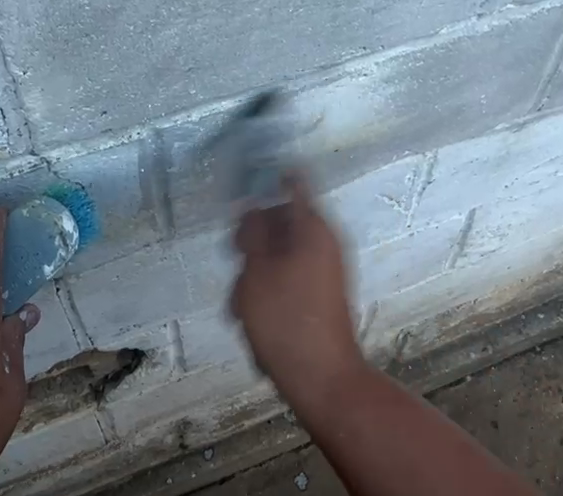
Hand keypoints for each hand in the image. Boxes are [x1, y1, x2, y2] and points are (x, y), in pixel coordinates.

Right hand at [230, 174, 366, 405]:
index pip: (291, 181)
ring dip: (254, 276)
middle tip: (237, 267)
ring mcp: (325, 270)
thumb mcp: (256, 271)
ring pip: (278, 256)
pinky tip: (254, 321)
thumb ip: (252, 231)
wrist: (324, 381)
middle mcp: (324, 242)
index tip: (241, 198)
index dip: (264, 181)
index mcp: (314, 227)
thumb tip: (253, 206)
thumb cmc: (287, 321)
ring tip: (243, 308)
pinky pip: (288, 280)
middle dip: (251, 244)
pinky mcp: (321, 296)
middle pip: (279, 223)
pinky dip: (268, 294)